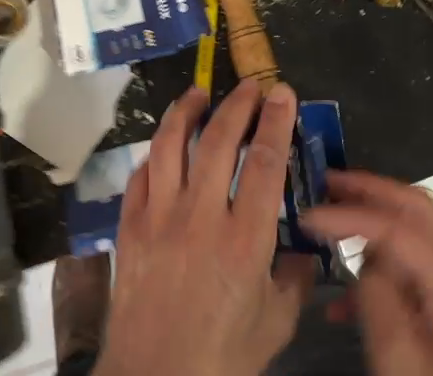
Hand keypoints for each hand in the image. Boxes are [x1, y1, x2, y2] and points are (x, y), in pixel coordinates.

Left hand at [93, 81, 314, 375]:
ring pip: (169, 147)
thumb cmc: (222, 357)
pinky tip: (162, 145)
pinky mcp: (129, 229)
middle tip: (249, 84)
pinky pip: (140, 177)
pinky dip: (154, 154)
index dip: (275, 122)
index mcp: (244, 239)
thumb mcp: (276, 323)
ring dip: (185, 112)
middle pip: (217, 142)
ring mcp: (158, 219)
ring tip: (198, 92)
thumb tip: (304, 248)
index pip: (264, 163)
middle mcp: (200, 217)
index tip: (282, 93)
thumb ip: (294, 278)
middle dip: (237, 105)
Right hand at [300, 171, 432, 374]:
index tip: (306, 215)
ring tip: (329, 232)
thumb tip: (366, 260)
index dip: (347, 214)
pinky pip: (422, 267)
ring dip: (373, 228)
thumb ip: (377, 296)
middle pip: (415, 208)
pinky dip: (388, 270)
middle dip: (367, 192)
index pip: (396, 225)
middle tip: (323, 184)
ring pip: (417, 232)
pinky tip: (350, 302)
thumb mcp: (399, 360)